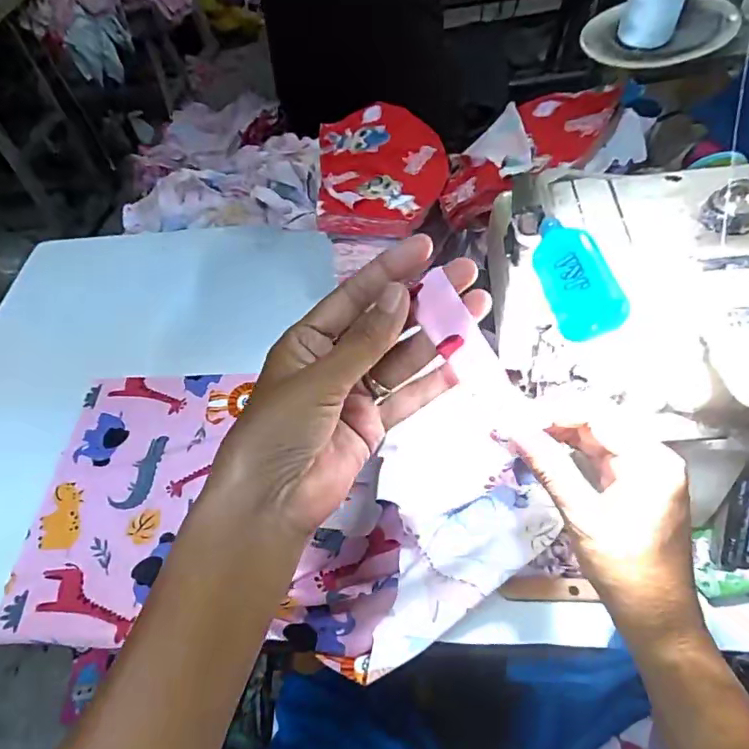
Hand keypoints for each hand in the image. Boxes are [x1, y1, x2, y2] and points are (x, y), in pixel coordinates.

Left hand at [205, 235, 491, 539]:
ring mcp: (355, 394)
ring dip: (437, 336)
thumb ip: (364, 342)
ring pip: (402, 358)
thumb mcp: (319, 379)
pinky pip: (407, 397)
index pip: (354, 297)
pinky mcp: (373, 425)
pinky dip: (434, 382)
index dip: (389, 271)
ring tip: (475, 308)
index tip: (427, 248)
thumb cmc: (279, 429)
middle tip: (466, 275)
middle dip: (424, 300)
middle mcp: (333, 361)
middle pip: (385, 324)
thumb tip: (400, 293)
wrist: (272, 499)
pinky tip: (463, 361)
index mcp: (308, 340)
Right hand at [509, 422, 703, 649]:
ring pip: (600, 436)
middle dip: (556, 418)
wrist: (655, 612)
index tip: (516, 419)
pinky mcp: (637, 485)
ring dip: (562, 433)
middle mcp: (655, 457)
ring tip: (524, 434)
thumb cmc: (623, 568)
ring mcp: (648, 471)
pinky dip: (574, 451)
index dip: (554, 412)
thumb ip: (551, 468)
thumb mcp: (582, 515)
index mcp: (651, 460)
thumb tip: (516, 432)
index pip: (598, 415)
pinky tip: (547, 449)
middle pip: (601, 420)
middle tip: (515, 425)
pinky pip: (603, 456)